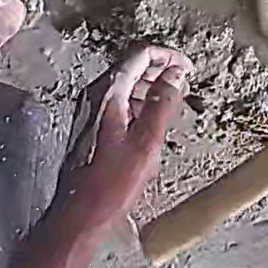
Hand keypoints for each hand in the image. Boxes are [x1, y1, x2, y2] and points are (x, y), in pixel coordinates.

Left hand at [57, 44, 190, 235]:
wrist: (80, 213)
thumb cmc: (112, 181)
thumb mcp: (146, 140)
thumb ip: (162, 102)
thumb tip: (176, 74)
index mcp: (110, 91)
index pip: (142, 54)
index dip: (168, 57)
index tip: (187, 69)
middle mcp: (97, 93)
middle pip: (133, 65)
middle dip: (161, 70)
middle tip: (183, 85)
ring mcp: (92, 108)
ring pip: (127, 83)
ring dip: (152, 86)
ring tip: (172, 103)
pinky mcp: (92, 123)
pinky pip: (120, 100)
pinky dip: (140, 102)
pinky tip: (152, 122)